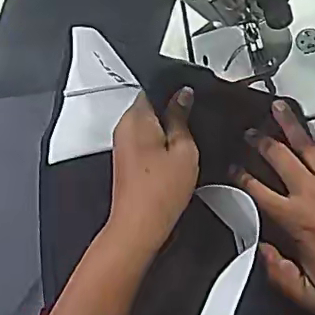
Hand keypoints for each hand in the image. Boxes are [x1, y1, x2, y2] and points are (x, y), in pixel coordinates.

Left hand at [104, 90, 198, 259]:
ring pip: (148, 124)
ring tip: (183, 147)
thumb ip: (182, 118)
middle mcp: (124, 127)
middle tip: (191, 126)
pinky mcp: (127, 158)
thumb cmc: (158, 194)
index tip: (191, 99)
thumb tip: (183, 97)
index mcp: (136, 118)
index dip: (175, 91)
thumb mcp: (184, 150)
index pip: (154, 88)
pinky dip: (159, 145)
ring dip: (166, 130)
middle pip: (150, 105)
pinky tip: (173, 160)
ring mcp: (123, 143)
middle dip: (171, 112)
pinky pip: (144, 140)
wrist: (139, 226)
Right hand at [239, 102, 314, 314]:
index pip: (259, 191)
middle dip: (259, 143)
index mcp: (297, 219)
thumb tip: (262, 253)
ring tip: (277, 107)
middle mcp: (312, 192)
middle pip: (278, 157)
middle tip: (248, 134)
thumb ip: (281, 276)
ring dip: (289, 123)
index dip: (241, 178)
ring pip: (305, 142)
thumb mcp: (313, 297)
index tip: (232, 169)